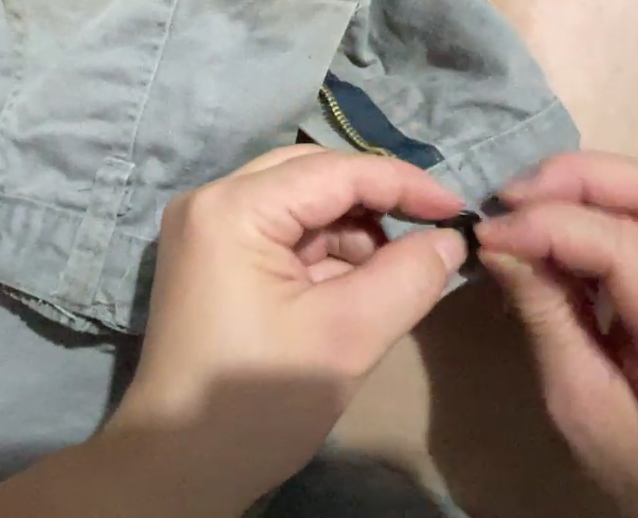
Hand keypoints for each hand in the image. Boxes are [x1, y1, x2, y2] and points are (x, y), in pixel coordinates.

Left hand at [109, 145, 470, 505]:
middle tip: (429, 230)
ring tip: (392, 270)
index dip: (401, 182)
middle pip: (309, 173)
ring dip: (349, 226)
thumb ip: (406, 278)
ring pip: (296, 198)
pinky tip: (354, 280)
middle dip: (373, 199)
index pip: (331, 170)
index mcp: (232, 207)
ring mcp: (204, 224)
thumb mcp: (346, 338)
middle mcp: (211, 198)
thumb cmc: (259, 402)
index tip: (457, 208)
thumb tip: (449, 240)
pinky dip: (321, 247)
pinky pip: (278, 228)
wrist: (180, 465)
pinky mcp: (209, 251)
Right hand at [476, 152, 637, 517]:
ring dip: (594, 184)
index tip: (488, 230)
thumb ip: (545, 315)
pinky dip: (612, 205)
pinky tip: (570, 225)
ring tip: (532, 203)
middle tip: (511, 196)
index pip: (629, 247)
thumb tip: (495, 240)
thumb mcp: (579, 405)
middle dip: (579, 178)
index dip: (549, 224)